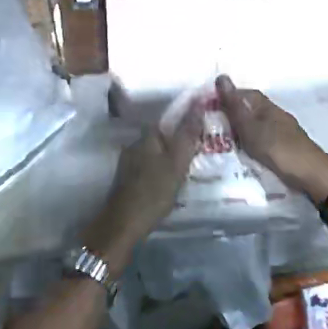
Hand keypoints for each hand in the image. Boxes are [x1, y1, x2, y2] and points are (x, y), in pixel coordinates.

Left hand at [82, 108, 203, 269]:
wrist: (123, 224)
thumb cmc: (153, 192)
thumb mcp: (176, 163)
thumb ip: (186, 135)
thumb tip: (197, 104)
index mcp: (146, 137)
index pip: (168, 118)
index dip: (186, 118)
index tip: (204, 121)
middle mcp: (135, 144)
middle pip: (161, 135)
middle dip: (179, 137)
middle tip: (204, 143)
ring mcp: (130, 162)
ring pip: (156, 151)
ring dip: (171, 153)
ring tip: (193, 160)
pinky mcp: (129, 179)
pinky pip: (151, 165)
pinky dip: (164, 167)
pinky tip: (175, 177)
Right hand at [216, 75, 327, 197]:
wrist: (310, 174)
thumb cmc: (276, 147)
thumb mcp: (249, 126)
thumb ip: (234, 105)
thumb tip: (221, 76)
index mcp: (266, 105)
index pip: (244, 94)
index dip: (227, 98)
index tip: (210, 108)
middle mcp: (275, 114)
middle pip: (250, 109)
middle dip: (233, 116)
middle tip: (213, 128)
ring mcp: (283, 131)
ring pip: (257, 126)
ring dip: (242, 131)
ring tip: (225, 142)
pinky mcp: (286, 147)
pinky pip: (263, 140)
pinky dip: (252, 143)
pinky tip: (245, 153)